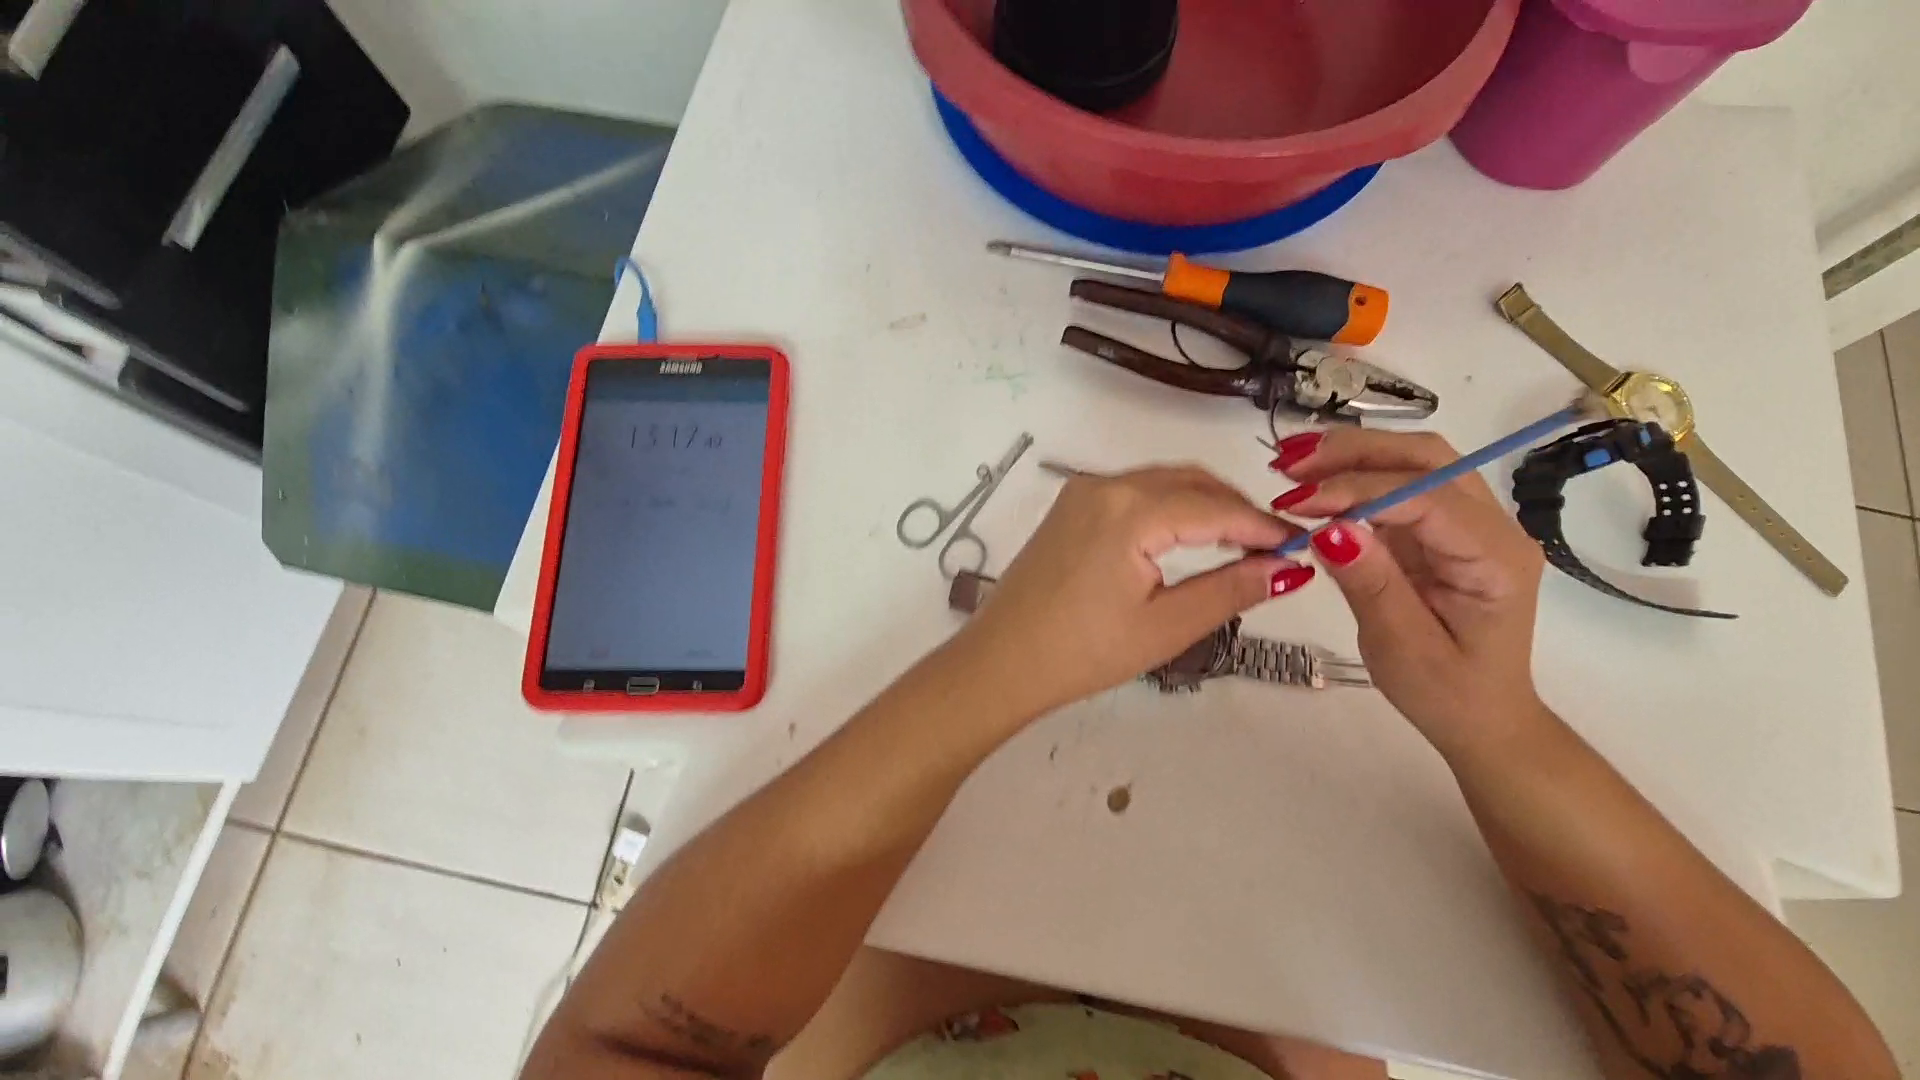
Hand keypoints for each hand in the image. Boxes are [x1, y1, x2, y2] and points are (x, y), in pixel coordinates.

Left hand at [953, 466, 1309, 717]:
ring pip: (1162, 482)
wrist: (1001, 661)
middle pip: (1190, 482)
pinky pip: (1134, 492)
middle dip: (1235, 509)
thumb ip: (1230, 590)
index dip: (1261, 525)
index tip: (1300, 544)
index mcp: (1132, 512)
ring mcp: (1082, 492)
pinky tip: (1187, 535)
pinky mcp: (1069, 506)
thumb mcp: (1165, 627)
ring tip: (1239, 543)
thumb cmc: (1083, 652)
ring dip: (1203, 504)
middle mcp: (1106, 486)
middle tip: (1272, 546)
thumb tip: (1288, 566)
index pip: (1216, 507)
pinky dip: (1169, 506)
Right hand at [1270, 430, 1549, 757]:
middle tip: (1287, 465)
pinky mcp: (1440, 530)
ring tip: (1291, 465)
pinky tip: (1314, 484)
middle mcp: (1492, 527)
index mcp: (1495, 559)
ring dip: (1353, 454)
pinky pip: (1401, 485)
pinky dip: (1355, 476)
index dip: (1359, 489)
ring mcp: (1467, 524)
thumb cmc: (1446, 693)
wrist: (1482, 717)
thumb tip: (1330, 527)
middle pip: (1428, 458)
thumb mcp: (1402, 648)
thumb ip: (1371, 583)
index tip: (1295, 500)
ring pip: (1415, 461)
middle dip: (1355, 452)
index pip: (1427, 497)